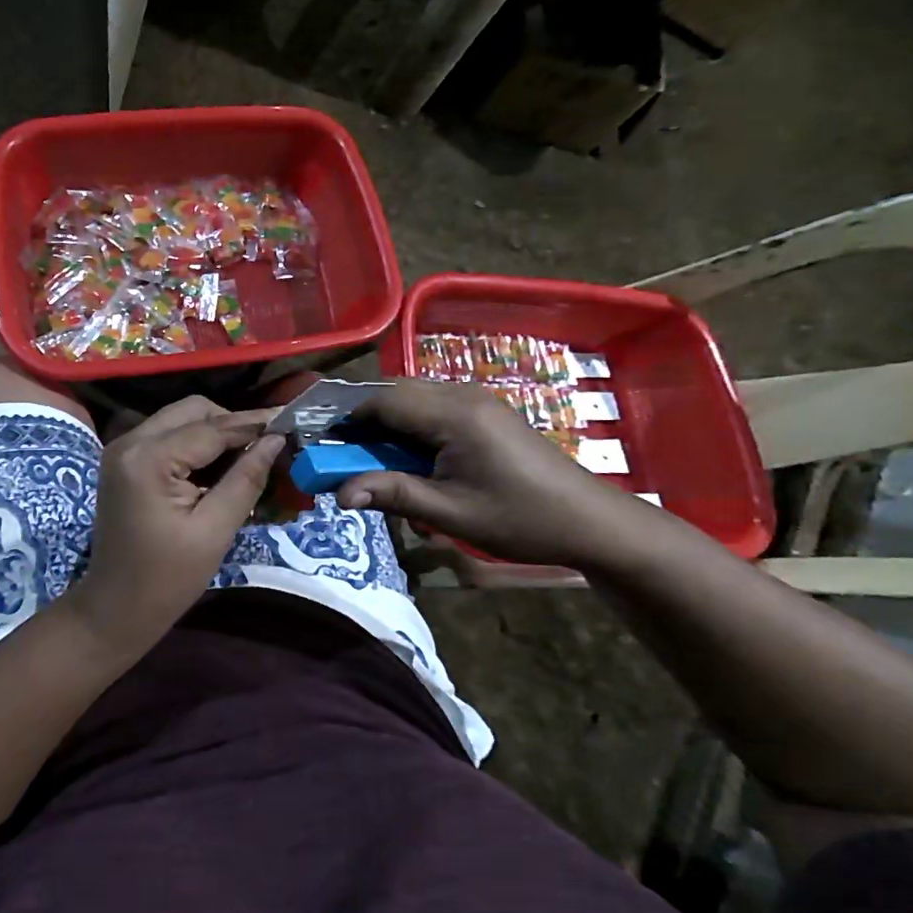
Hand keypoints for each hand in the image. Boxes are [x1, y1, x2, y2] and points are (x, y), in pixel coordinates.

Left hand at [70, 396, 284, 645]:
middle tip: (267, 448)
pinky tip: (218, 469)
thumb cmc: (168, 579)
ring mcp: (123, 449)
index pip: (212, 427)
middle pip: (194, 410)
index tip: (292, 420)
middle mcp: (130, 441)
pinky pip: (168, 436)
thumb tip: (276, 440)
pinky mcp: (125, 461)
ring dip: (215, 433)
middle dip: (233, 424)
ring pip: (181, 418)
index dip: (254, 423)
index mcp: (148, 459)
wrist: (116, 609)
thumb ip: (247, 478)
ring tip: (247, 459)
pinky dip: (196, 445)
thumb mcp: (215, 530)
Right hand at [336, 380, 666, 570]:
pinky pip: (435, 406)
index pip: (383, 401)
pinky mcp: (486, 410)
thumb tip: (338, 494)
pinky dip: (413, 425)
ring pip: (414, 397)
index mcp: (454, 414)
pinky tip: (413, 457)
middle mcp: (463, 394)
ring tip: (376, 461)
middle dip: (365, 421)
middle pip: (396, 393)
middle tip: (346, 457)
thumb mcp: (451, 513)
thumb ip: (393, 494)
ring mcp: (478, 399)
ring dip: (389, 423)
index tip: (323, 446)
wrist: (588, 520)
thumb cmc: (520, 519)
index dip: (347, 420)